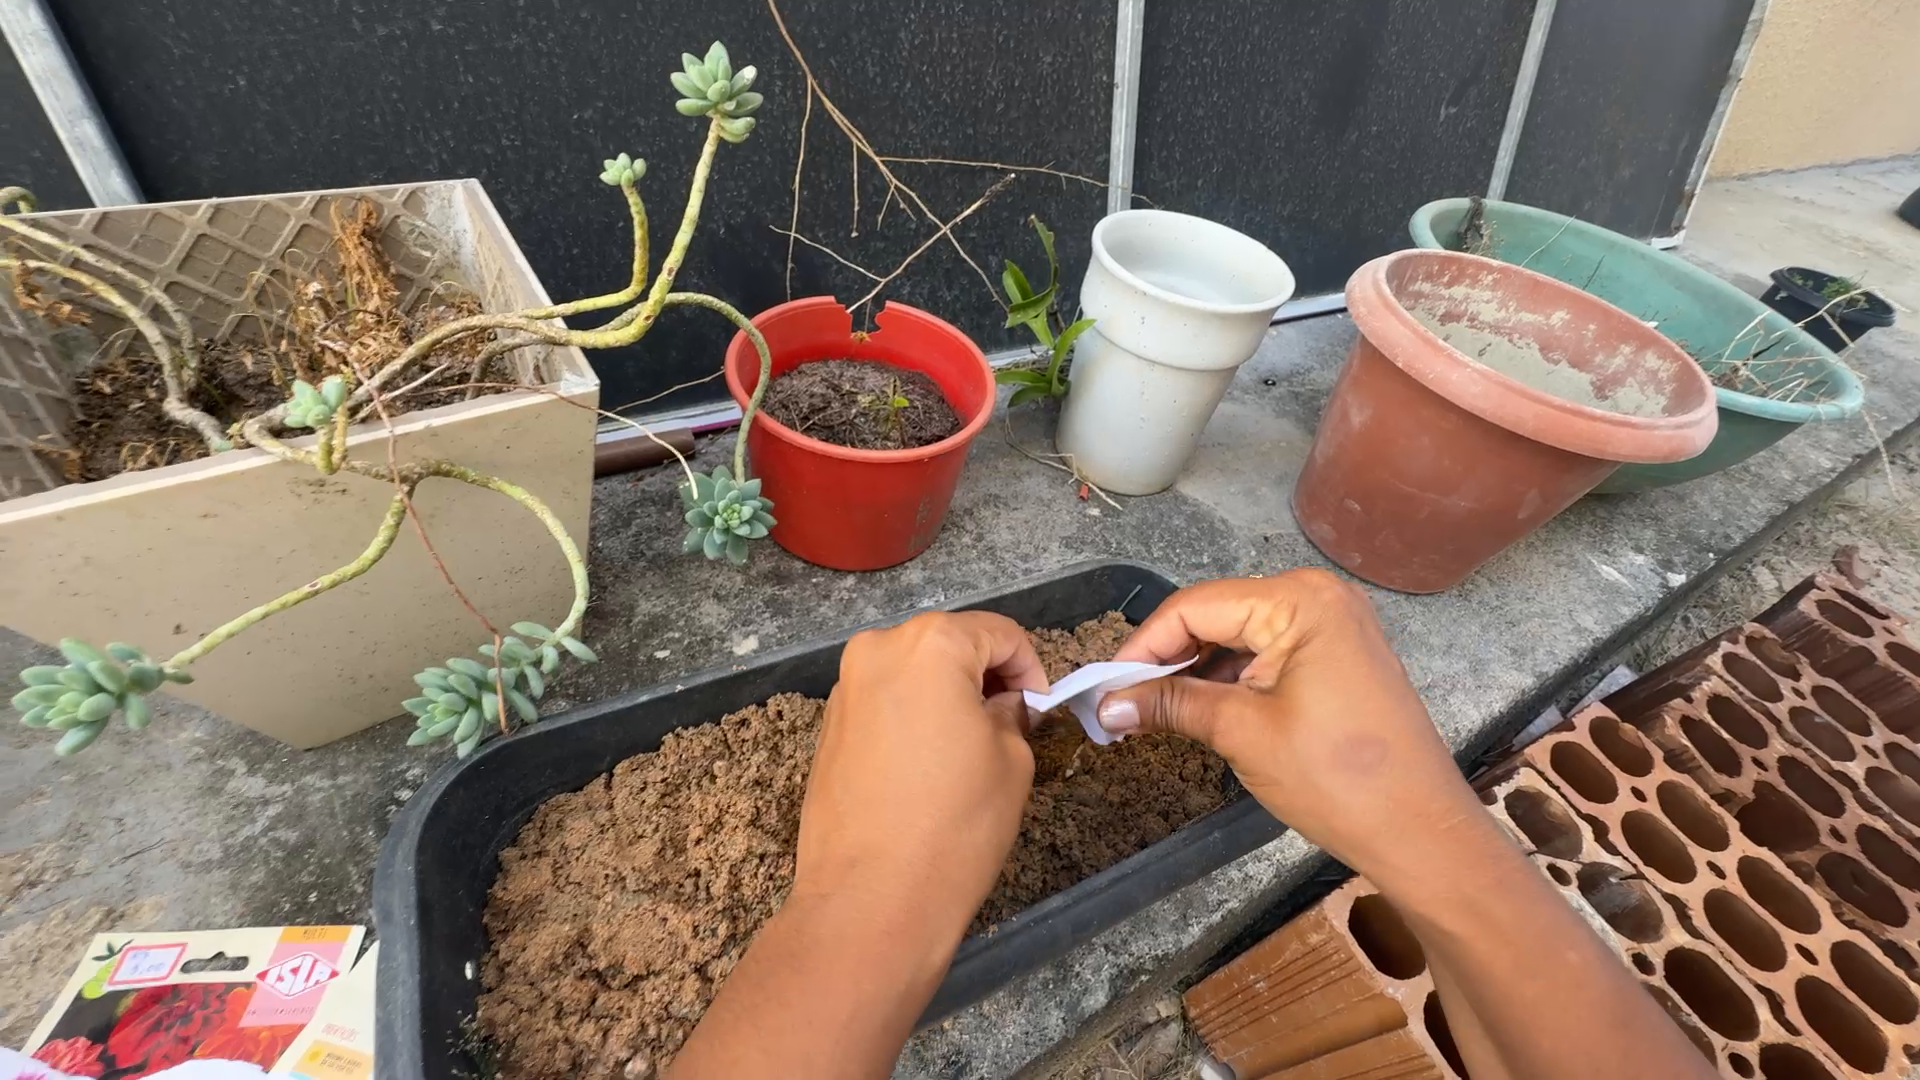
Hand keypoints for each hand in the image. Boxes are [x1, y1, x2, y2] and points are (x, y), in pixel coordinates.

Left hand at [793, 611, 1047, 943]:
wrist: (868, 901)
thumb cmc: (955, 824)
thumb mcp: (1012, 760)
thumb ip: (1012, 712)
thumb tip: (1003, 704)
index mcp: (930, 644)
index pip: (999, 633)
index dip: (1030, 668)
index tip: (1039, 708)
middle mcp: (879, 648)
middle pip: (951, 644)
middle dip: (987, 675)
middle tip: (1011, 721)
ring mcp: (846, 685)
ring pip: (915, 669)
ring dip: (948, 692)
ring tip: (969, 743)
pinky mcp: (828, 723)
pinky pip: (886, 698)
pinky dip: (914, 712)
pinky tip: (927, 761)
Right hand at [1097, 570, 1484, 888]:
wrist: (1423, 837)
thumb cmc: (1335, 779)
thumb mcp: (1240, 732)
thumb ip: (1168, 704)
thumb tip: (1105, 704)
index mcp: (1297, 601)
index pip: (1194, 608)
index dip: (1142, 646)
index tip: (1105, 685)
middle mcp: (1315, 596)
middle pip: (1214, 616)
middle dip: (1165, 658)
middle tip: (1123, 699)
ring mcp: (1331, 622)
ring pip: (1235, 634)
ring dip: (1192, 669)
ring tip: (1151, 707)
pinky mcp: (1335, 652)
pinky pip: (1264, 649)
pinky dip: (1227, 676)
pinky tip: (1196, 704)